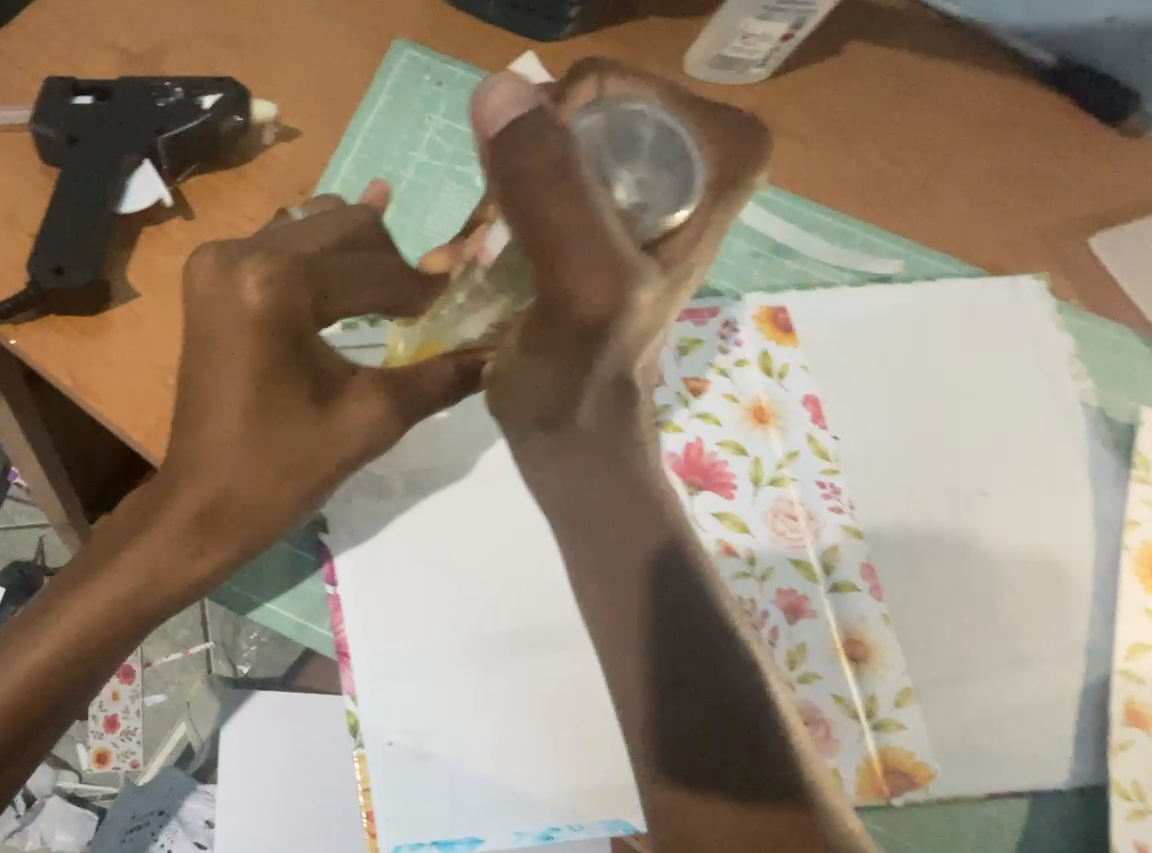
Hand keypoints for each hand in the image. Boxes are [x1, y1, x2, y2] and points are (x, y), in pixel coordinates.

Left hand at [154, 181, 485, 562]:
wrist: (201, 505)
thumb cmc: (280, 471)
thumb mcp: (369, 420)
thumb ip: (439, 374)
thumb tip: (501, 346)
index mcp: (273, 282)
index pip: (376, 269)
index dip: (428, 292)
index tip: (469, 310)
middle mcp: (237, 253)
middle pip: (347, 230)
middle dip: (395, 267)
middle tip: (431, 309)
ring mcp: (215, 263)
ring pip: (314, 231)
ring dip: (360, 259)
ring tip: (397, 298)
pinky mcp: (208, 281)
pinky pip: (280, 249)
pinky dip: (319, 263)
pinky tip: (354, 273)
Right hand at [465, 60, 769, 453]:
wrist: (570, 436)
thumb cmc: (581, 376)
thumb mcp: (579, 284)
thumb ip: (550, 191)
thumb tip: (495, 88)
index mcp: (717, 153)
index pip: (601, 91)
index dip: (536, 145)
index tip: (504, 220)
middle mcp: (688, 155)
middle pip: (567, 121)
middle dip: (507, 181)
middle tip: (483, 249)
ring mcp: (640, 187)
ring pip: (539, 153)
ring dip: (489, 209)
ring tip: (467, 263)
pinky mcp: (598, 219)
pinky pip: (531, 186)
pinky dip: (488, 224)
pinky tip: (463, 263)